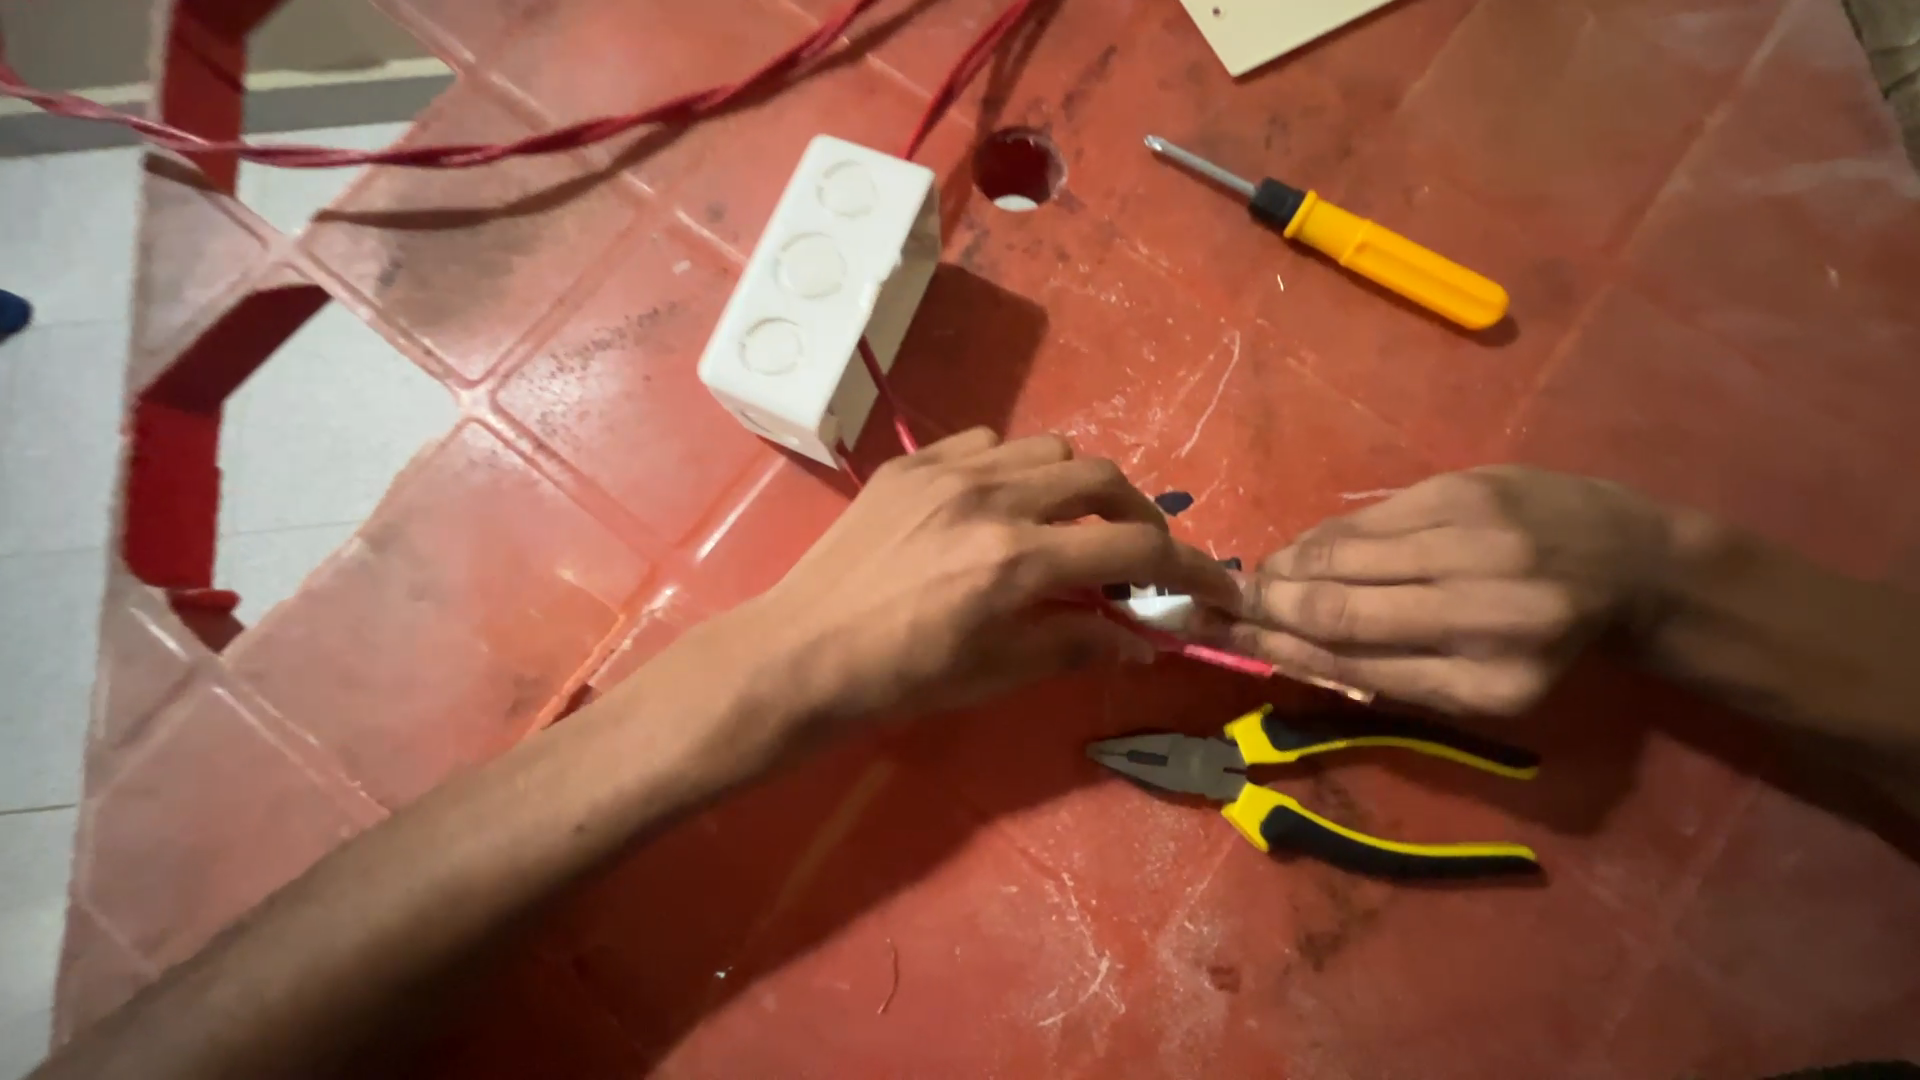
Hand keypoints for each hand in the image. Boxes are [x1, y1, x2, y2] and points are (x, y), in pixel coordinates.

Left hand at [741, 427, 1238, 730]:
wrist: (802, 652)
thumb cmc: (900, 679)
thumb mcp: (997, 672)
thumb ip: (1077, 644)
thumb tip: (1142, 639)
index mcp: (1016, 560)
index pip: (1134, 546)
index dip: (1189, 569)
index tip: (1215, 587)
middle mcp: (990, 499)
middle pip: (1101, 478)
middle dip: (1137, 514)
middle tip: (1137, 552)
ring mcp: (946, 471)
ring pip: (1048, 449)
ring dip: (1077, 485)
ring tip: (1067, 524)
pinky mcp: (910, 464)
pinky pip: (987, 442)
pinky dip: (1016, 468)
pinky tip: (1001, 503)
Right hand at [1207, 467, 1672, 713]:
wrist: (1636, 564)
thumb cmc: (1547, 644)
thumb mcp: (1481, 686)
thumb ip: (1385, 674)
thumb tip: (1283, 648)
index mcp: (1490, 677)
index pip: (1351, 663)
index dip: (1277, 648)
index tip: (1228, 636)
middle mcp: (1484, 606)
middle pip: (1334, 604)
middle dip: (1264, 604)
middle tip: (1223, 601)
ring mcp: (1474, 536)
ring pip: (1338, 553)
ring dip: (1284, 567)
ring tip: (1262, 577)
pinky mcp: (1462, 487)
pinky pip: (1362, 518)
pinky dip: (1322, 538)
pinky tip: (1308, 549)